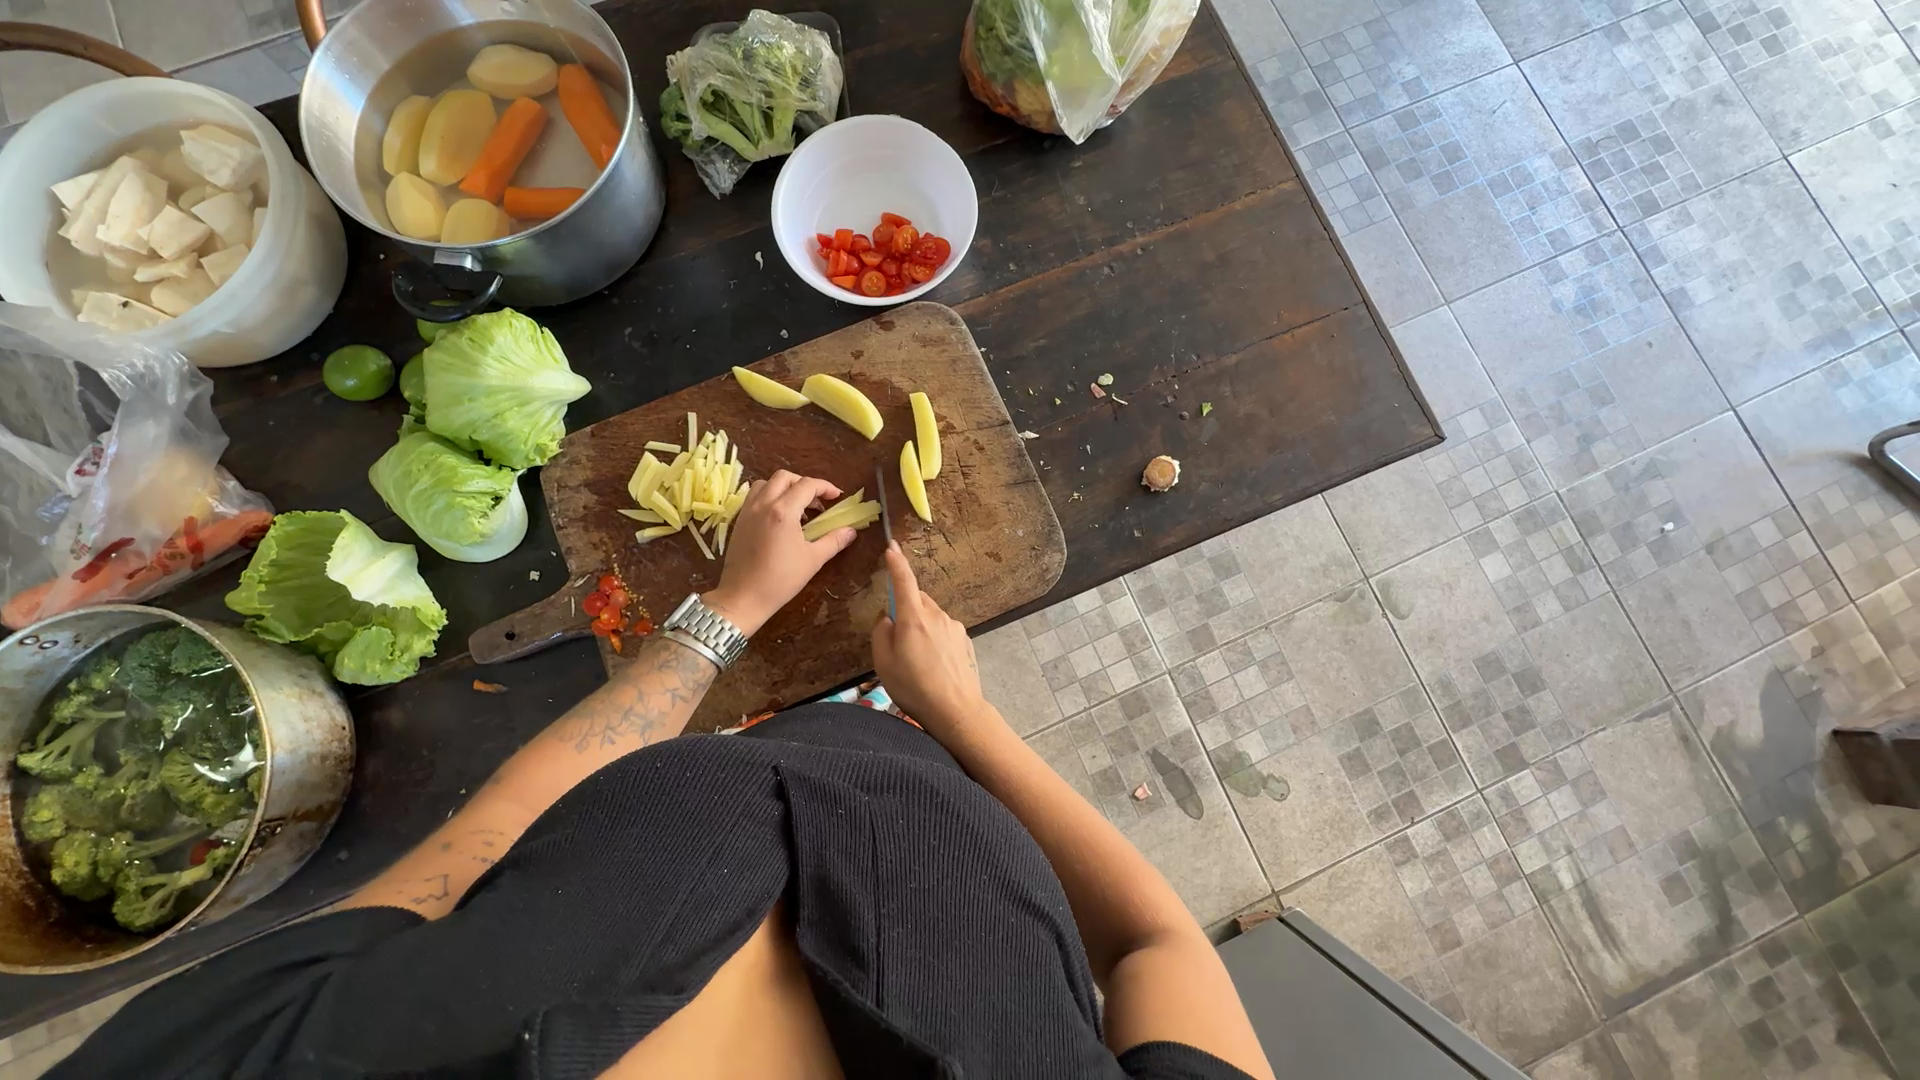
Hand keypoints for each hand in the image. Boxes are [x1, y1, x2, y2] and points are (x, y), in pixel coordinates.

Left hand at [704, 471, 856, 636]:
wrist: (743, 597)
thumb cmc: (780, 579)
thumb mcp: (813, 560)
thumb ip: (833, 541)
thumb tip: (851, 531)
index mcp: (783, 511)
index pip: (807, 485)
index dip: (825, 487)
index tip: (837, 497)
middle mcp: (763, 504)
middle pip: (784, 477)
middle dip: (804, 483)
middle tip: (816, 501)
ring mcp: (747, 511)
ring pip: (765, 483)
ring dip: (783, 487)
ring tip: (796, 506)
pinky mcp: (739, 521)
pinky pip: (753, 497)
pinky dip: (768, 496)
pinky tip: (778, 517)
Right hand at [872, 542, 990, 734]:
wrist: (955, 710)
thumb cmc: (914, 688)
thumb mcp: (883, 662)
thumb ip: (881, 632)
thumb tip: (888, 617)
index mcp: (913, 617)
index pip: (904, 581)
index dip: (896, 563)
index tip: (892, 547)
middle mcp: (937, 616)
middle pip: (918, 601)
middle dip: (906, 610)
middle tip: (897, 640)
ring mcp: (954, 627)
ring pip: (931, 617)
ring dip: (921, 628)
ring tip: (917, 661)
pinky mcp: (965, 640)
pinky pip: (944, 631)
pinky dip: (935, 640)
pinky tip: (934, 666)